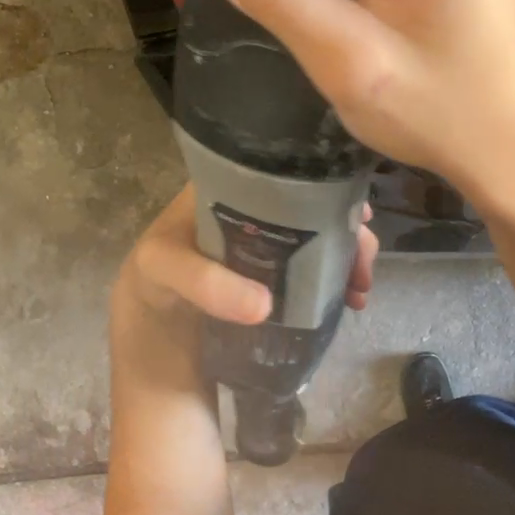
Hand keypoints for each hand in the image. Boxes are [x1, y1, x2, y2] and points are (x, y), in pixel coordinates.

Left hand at [112, 185, 378, 346]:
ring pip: (322, 242)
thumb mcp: (163, 271)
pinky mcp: (280, 284)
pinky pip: (317, 274)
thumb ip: (205, 281)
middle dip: (346, 230)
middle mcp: (256, 215)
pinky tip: (352, 300)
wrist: (150, 337)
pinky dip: (338, 284)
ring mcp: (272, 251)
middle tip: (364, 260)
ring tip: (360, 288)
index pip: (282, 176)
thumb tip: (264, 305)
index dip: (322, 187)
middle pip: (314, 210)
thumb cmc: (152, 286)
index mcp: (228, 192)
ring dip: (348, 259)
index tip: (354, 209)